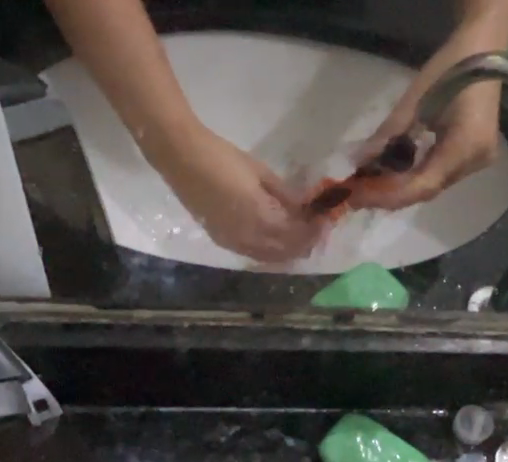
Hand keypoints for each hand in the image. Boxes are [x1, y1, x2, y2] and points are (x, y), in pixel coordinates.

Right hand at [149, 124, 326, 262]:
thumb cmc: (223, 158)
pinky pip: (254, 254)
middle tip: (317, 231)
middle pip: (285, 251)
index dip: (313, 230)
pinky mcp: (223, 241)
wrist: (182, 159)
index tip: (325, 220)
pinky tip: (277, 240)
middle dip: (304, 243)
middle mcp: (248, 238)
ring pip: (270, 257)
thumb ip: (284, 195)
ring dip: (288, 250)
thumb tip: (303, 208)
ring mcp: (234, 243)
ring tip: (301, 238)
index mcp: (260, 218)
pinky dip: (271, 251)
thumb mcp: (260, 173)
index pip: (295, 234)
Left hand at [347, 14, 507, 212]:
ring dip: (398, 188)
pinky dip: (412, 177)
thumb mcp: (414, 101)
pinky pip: (438, 176)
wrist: (484, 51)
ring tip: (368, 186)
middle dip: (388, 195)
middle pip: (425, 190)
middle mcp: (473, 163)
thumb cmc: (448, 68)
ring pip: (430, 186)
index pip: (420, 186)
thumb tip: (358, 162)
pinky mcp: (472, 159)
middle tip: (357, 193)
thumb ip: (388, 135)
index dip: (386, 195)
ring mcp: (476, 163)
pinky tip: (390, 176)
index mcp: (464, 146)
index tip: (356, 195)